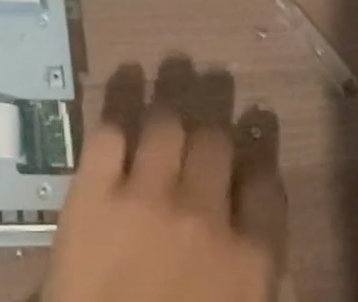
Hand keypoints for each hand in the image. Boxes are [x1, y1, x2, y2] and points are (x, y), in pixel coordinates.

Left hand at [44, 59, 286, 301]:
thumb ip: (257, 273)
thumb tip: (258, 228)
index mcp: (249, 260)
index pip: (266, 186)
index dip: (258, 157)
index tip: (251, 143)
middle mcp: (204, 215)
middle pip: (216, 142)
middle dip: (213, 122)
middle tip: (206, 101)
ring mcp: (145, 197)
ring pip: (167, 124)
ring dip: (170, 105)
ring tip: (170, 83)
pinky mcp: (91, 192)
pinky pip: (108, 133)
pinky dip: (115, 114)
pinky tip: (120, 100)